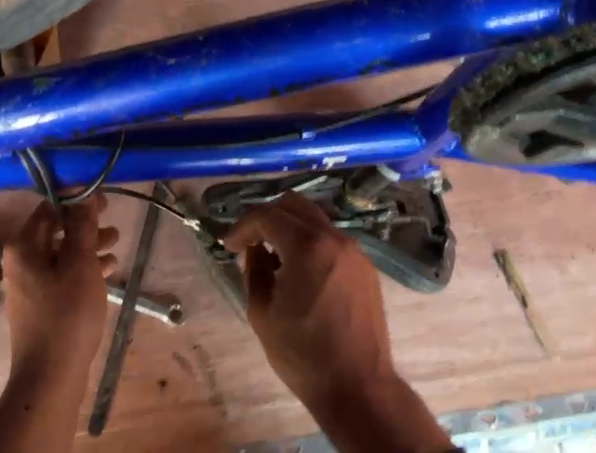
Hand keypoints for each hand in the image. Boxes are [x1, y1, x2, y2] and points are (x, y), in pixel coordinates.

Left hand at [0, 196, 119, 377]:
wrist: (49, 378)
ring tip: (116, 242)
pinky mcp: (40, 303)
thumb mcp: (80, 265)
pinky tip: (108, 270)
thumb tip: (81, 193)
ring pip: (61, 251)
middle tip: (113, 218)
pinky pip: (62, 273)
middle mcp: (21, 259)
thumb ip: (81, 226)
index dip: (76, 199)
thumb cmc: (66, 316)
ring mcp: (29, 282)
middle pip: (55, 228)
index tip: (105, 199)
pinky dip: (83, 267)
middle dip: (85, 222)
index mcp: (24, 245)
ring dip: (87, 244)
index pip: (50, 206)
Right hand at [223, 193, 392, 405]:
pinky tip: (301, 271)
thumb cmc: (303, 354)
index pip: (266, 216)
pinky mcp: (366, 270)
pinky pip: (332, 241)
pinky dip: (311, 243)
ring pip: (315, 220)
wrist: (359, 389)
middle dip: (266, 218)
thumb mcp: (262, 312)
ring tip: (275, 257)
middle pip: (293, 205)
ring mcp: (355, 253)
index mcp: (307, 246)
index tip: (229, 246)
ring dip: (290, 228)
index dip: (243, 227)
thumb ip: (254, 269)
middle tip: (250, 242)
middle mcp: (335, 239)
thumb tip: (254, 249)